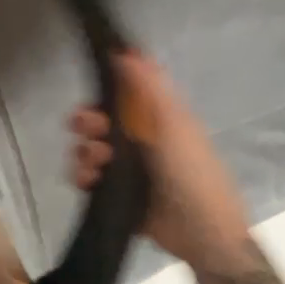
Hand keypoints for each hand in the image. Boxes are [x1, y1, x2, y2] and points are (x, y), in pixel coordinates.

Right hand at [68, 51, 250, 270]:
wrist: (203, 234)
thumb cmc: (192, 171)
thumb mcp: (175, 122)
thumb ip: (149, 86)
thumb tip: (124, 49)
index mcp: (154, 120)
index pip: (118, 96)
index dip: (101, 92)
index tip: (92, 93)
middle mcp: (137, 141)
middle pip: (97, 122)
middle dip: (86, 123)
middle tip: (91, 131)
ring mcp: (124, 169)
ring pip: (87, 149)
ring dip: (84, 152)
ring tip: (96, 164)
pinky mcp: (114, 195)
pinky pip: (85, 178)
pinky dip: (81, 176)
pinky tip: (88, 181)